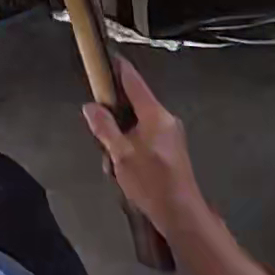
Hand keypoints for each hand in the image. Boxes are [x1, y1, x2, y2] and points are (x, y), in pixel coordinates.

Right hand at [81, 56, 212, 241]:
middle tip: (100, 134)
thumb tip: (91, 107)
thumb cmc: (153, 184)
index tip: (106, 56)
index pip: (133, 81)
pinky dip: (128, 146)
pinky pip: (142, 137)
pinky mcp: (169, 150)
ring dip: (119, 137)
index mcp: (155, 115)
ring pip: (134, 123)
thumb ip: (104, 127)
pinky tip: (123, 169)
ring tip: (113, 162)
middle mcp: (165, 120)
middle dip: (112, 115)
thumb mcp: (120, 154)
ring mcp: (169, 136)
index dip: (118, 67)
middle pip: (131, 103)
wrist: (182, 217)